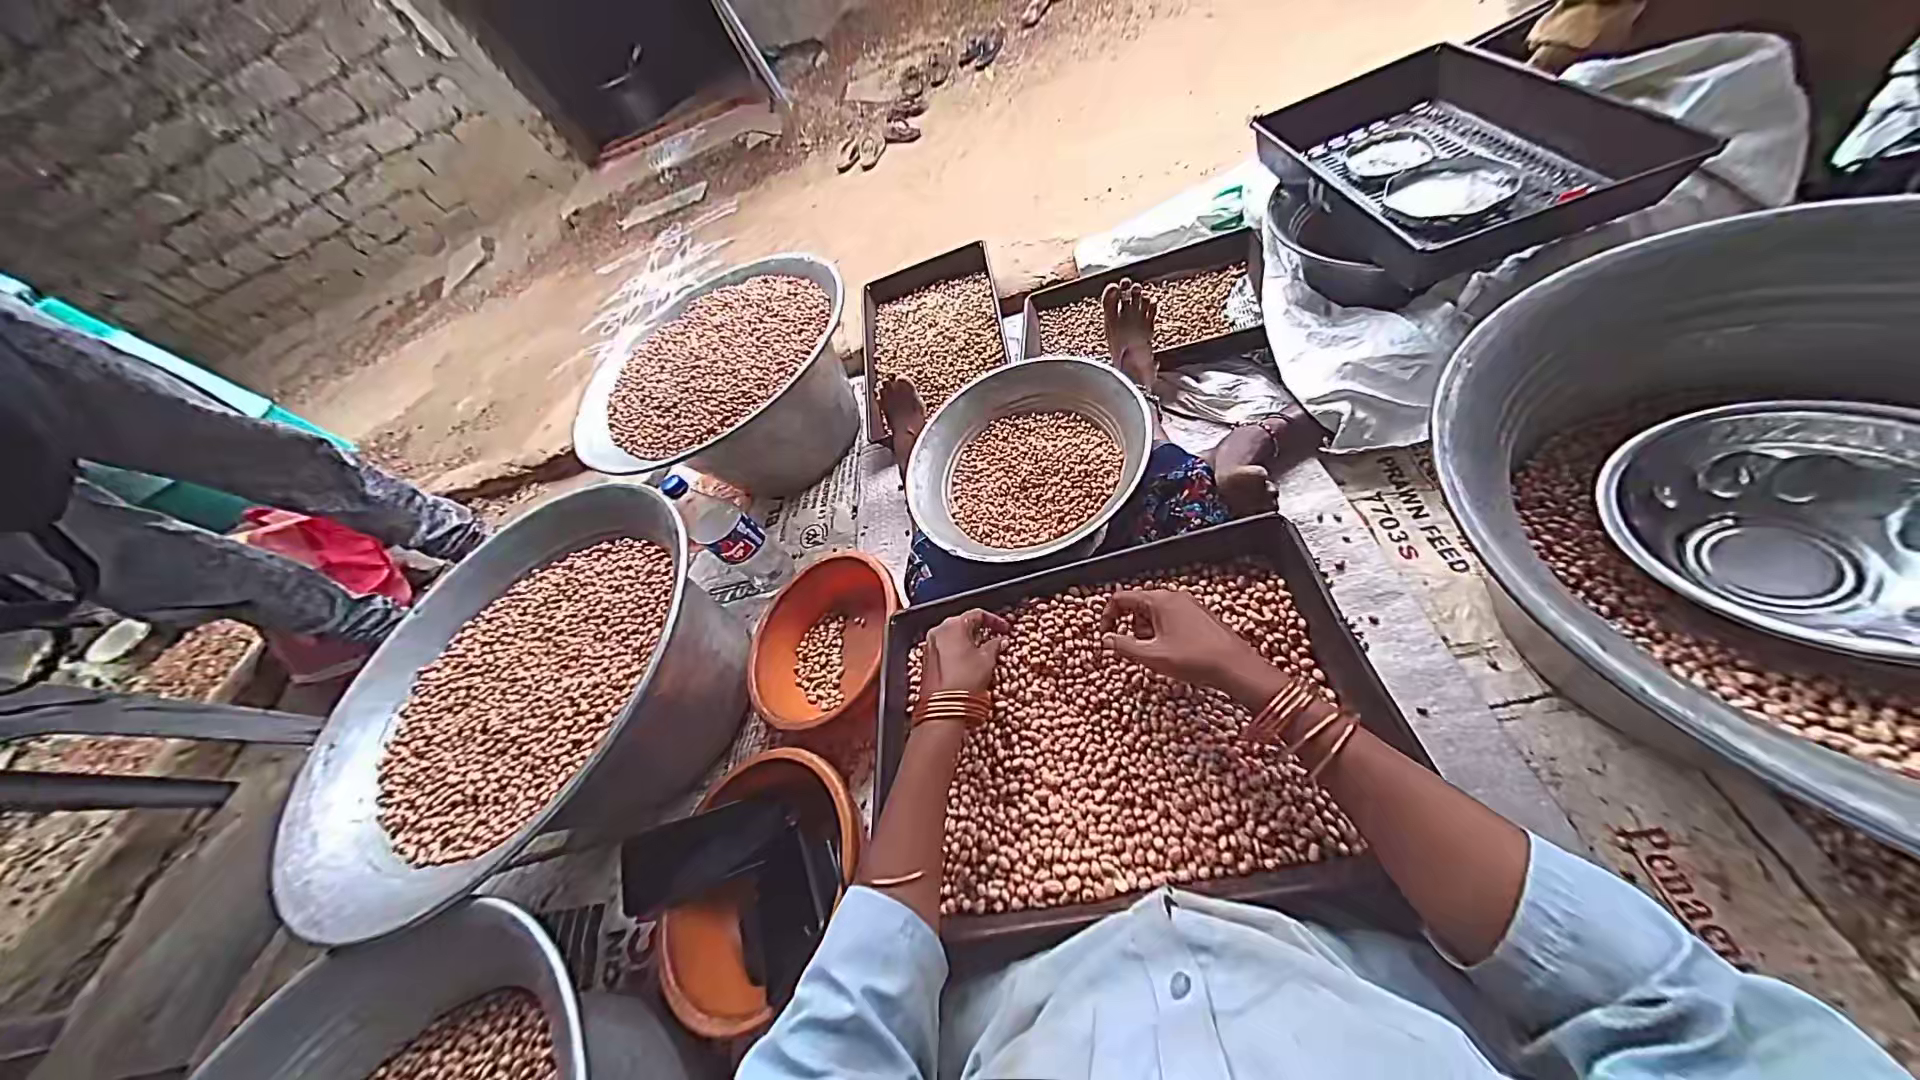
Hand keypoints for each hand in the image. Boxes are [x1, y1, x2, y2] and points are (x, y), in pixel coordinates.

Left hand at [922, 609, 1009, 694]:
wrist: (943, 708)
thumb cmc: (964, 681)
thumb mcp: (987, 660)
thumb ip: (994, 645)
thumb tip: (999, 641)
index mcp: (953, 626)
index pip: (977, 614)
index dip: (994, 620)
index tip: (1004, 628)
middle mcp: (938, 631)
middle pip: (962, 623)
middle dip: (980, 630)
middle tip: (994, 638)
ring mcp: (930, 645)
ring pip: (952, 636)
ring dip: (968, 641)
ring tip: (982, 651)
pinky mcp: (926, 659)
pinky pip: (945, 648)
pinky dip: (957, 651)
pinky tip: (967, 661)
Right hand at [1100, 589, 1273, 703]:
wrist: (1237, 668)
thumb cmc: (1197, 660)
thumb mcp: (1151, 656)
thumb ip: (1123, 646)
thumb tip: (1107, 640)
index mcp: (1160, 600)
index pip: (1121, 598)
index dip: (1108, 616)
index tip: (1106, 635)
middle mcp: (1175, 598)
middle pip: (1137, 605)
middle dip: (1129, 627)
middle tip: (1133, 649)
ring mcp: (1189, 607)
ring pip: (1154, 614)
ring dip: (1146, 632)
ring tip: (1154, 654)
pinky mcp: (1200, 618)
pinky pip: (1170, 620)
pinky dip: (1162, 634)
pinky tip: (1171, 653)